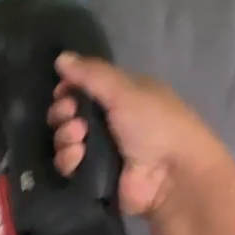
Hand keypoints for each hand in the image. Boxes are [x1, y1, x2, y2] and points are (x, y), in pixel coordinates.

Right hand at [50, 53, 231, 218]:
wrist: (173, 175)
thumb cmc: (154, 124)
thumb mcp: (125, 90)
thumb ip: (91, 74)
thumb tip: (61, 58)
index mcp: (123, 96)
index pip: (85, 87)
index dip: (69, 87)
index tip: (63, 89)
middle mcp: (111, 122)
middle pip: (69, 113)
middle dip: (62, 111)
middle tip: (70, 114)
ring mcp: (102, 150)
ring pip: (65, 139)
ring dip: (64, 135)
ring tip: (78, 136)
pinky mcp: (95, 176)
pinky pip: (69, 165)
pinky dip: (69, 159)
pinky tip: (79, 156)